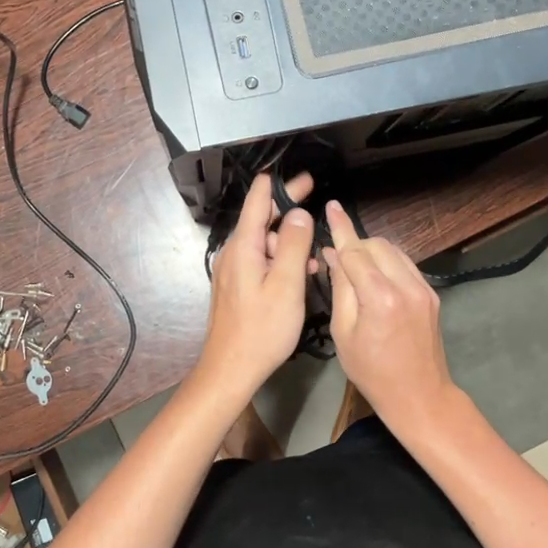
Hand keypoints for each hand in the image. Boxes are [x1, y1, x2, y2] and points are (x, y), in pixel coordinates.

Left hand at [196, 173, 316, 400]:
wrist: (231, 369)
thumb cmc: (262, 329)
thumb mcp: (287, 285)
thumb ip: (295, 246)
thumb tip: (298, 214)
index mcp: (243, 247)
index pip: (259, 201)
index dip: (282, 186)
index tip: (306, 178)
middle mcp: (233, 253)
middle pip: (262, 221)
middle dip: (290, 214)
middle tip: (317, 210)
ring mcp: (232, 271)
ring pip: (265, 244)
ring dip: (290, 245)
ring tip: (314, 262)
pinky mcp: (236, 287)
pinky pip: (261, 262)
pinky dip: (281, 262)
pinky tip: (299, 277)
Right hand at [321, 200, 454, 428]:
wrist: (420, 396)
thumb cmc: (372, 371)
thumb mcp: (343, 332)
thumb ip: (340, 288)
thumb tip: (334, 254)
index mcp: (379, 297)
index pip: (354, 252)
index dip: (340, 229)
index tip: (331, 206)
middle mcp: (405, 286)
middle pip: (375, 245)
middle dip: (355, 244)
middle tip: (337, 257)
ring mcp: (423, 289)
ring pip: (393, 251)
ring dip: (372, 251)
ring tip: (355, 266)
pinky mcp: (431, 294)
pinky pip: (405, 265)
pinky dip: (387, 262)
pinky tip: (375, 277)